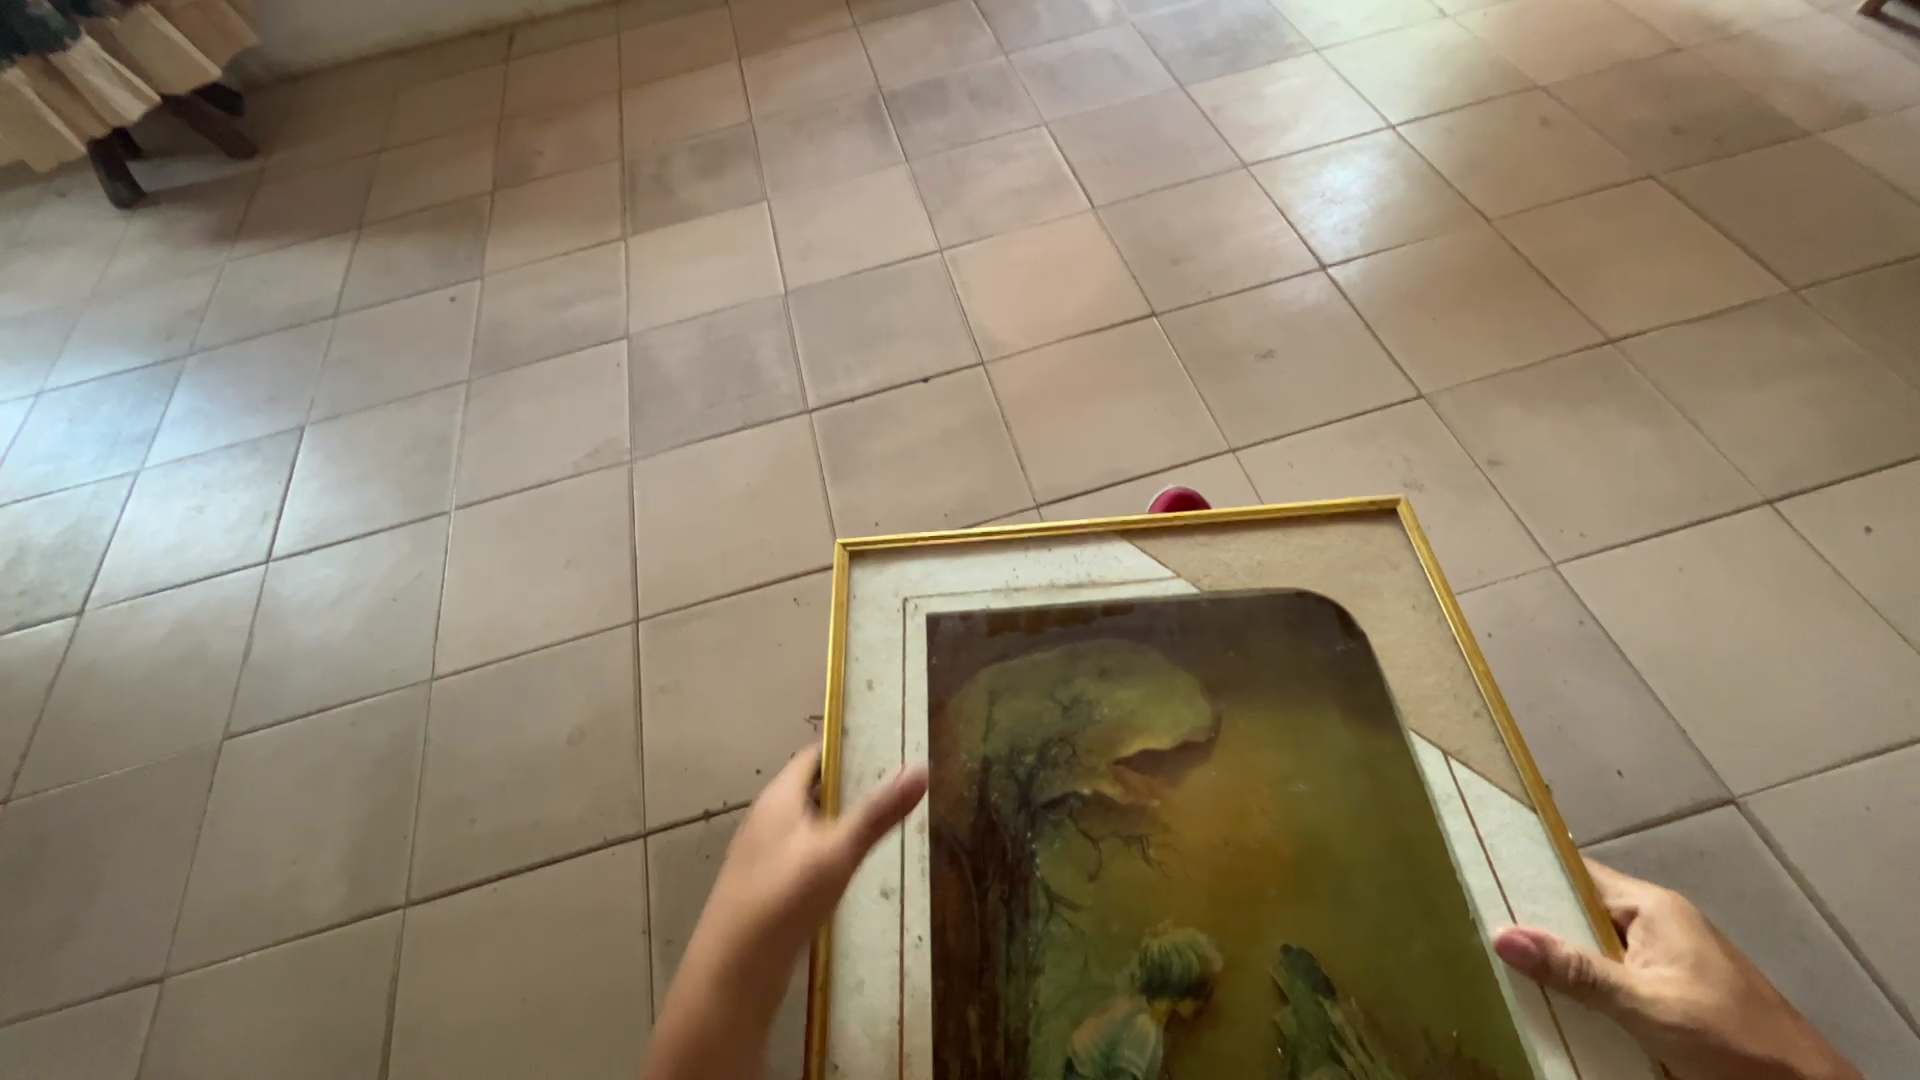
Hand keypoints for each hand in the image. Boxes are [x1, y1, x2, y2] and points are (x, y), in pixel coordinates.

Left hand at [694, 745, 929, 980]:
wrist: (732, 974)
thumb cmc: (783, 899)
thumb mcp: (838, 851)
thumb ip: (878, 812)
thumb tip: (921, 768)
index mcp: (778, 799)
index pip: (813, 756)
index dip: (846, 748)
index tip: (885, 748)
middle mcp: (766, 820)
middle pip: (810, 789)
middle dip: (848, 786)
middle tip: (893, 785)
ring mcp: (762, 855)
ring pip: (806, 824)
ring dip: (838, 821)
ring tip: (881, 823)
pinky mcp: (764, 888)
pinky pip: (801, 854)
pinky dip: (826, 851)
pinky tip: (849, 869)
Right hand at [1493, 859, 1858, 1079]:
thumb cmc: (1738, 1042)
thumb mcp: (1652, 1007)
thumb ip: (1579, 972)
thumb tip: (1501, 935)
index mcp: (1653, 908)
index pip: (1571, 871)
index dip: (1524, 869)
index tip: (1473, 871)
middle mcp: (1654, 924)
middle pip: (1574, 909)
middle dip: (1529, 918)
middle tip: (1472, 919)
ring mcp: (1661, 961)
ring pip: (1586, 945)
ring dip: (1551, 956)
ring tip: (1494, 955)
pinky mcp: (1665, 994)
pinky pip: (1604, 976)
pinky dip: (1574, 984)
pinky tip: (1543, 994)